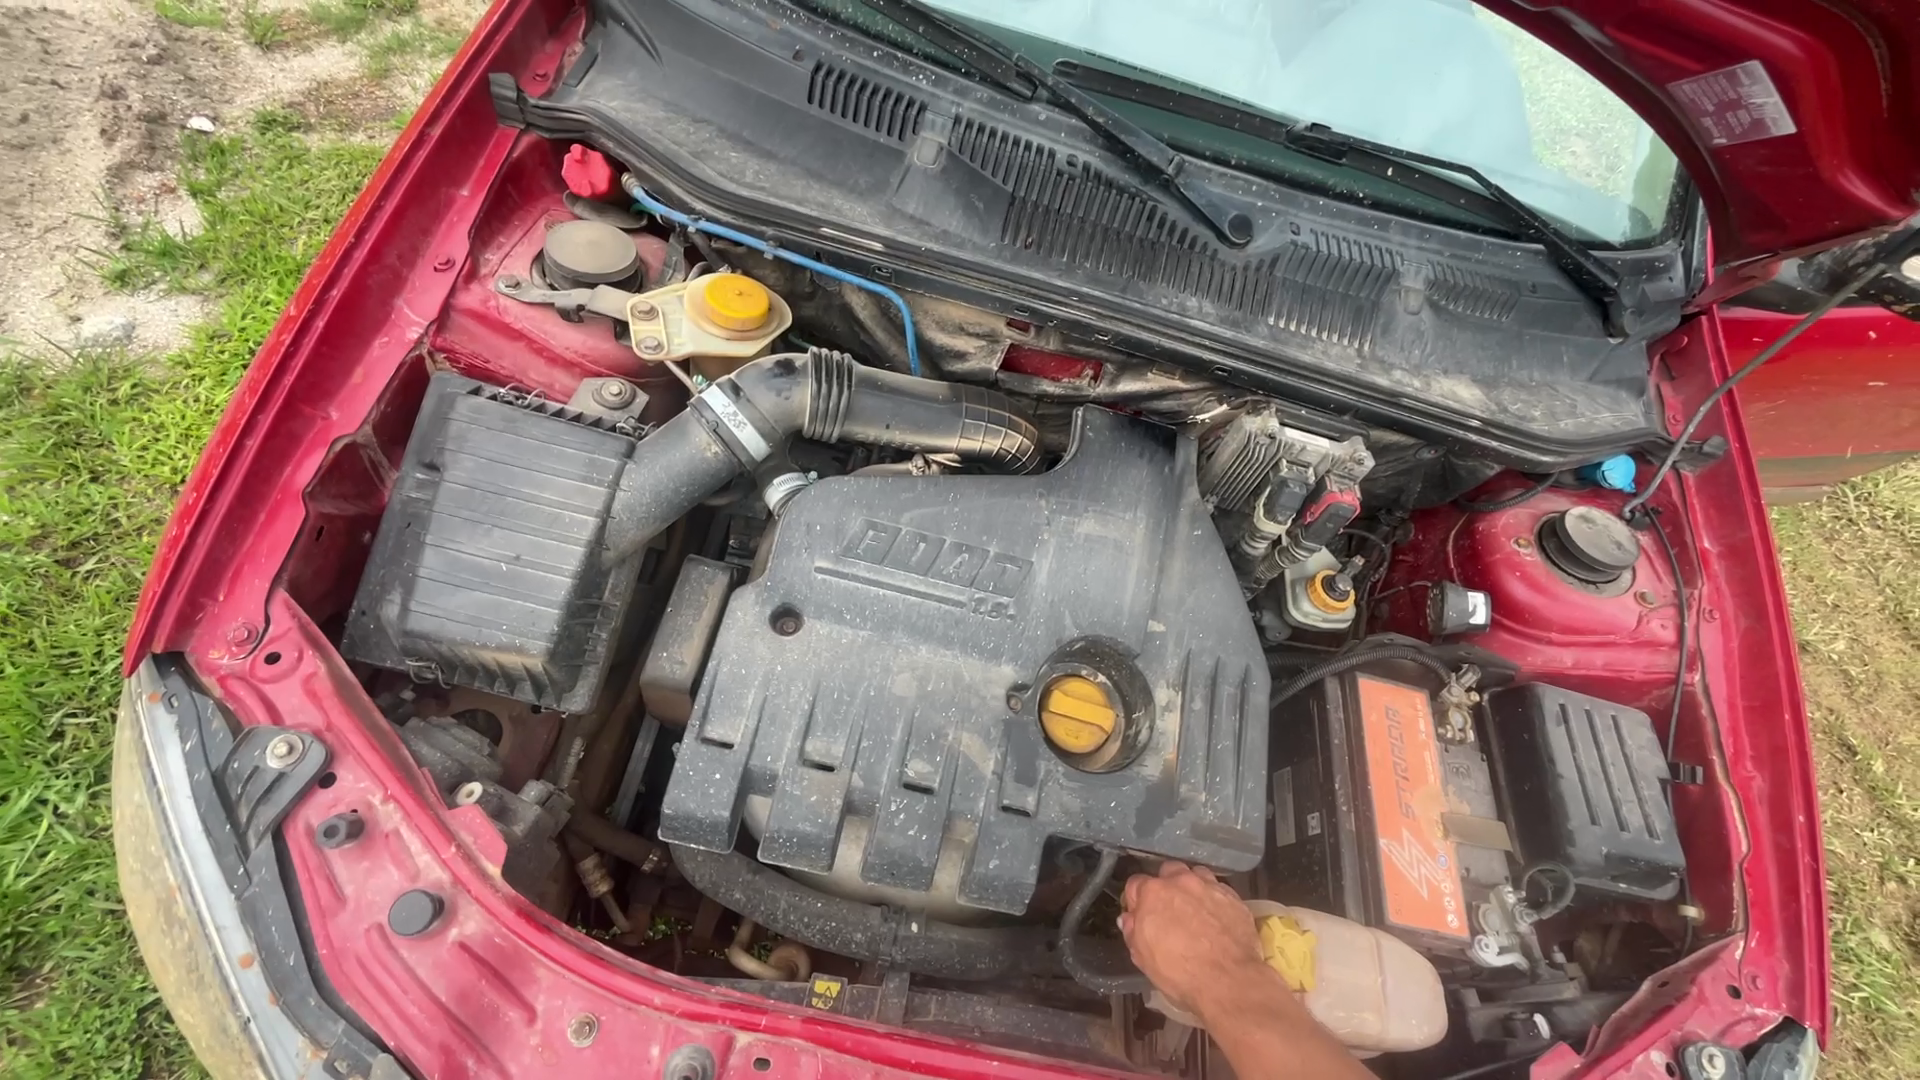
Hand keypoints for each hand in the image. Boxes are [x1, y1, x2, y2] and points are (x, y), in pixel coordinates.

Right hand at [1117, 860, 1271, 1020]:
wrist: (1229, 981)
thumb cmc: (1180, 973)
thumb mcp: (1143, 958)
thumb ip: (1132, 932)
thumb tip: (1129, 919)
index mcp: (1152, 893)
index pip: (1135, 884)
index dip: (1137, 900)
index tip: (1141, 915)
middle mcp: (1180, 881)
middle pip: (1168, 871)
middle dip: (1166, 885)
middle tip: (1170, 909)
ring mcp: (1209, 886)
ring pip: (1196, 874)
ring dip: (1192, 887)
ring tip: (1195, 908)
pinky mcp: (1233, 897)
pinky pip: (1219, 890)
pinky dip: (1215, 899)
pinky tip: (1217, 917)